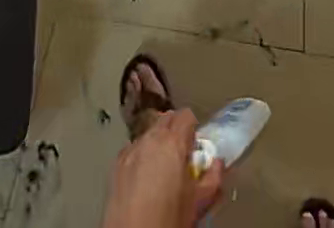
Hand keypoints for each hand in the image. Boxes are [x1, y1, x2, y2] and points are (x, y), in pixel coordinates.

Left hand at [102, 109, 224, 227]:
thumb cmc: (167, 219)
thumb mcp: (200, 201)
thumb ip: (213, 176)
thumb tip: (217, 164)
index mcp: (173, 142)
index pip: (186, 115)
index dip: (193, 128)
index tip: (195, 146)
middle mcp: (150, 139)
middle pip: (166, 119)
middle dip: (175, 130)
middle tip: (181, 155)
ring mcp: (130, 151)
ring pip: (148, 133)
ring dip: (157, 142)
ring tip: (162, 168)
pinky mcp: (116, 166)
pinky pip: (132, 149)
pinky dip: (140, 155)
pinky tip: (144, 178)